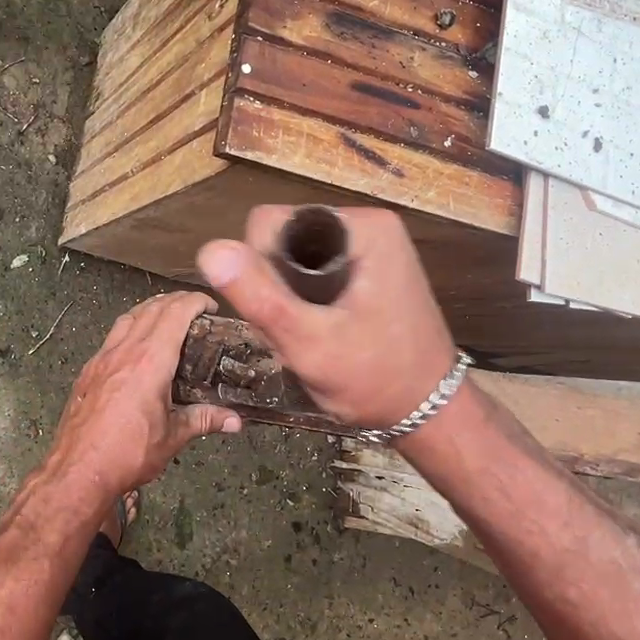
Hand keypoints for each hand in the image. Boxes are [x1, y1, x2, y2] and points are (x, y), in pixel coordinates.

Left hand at [47, 292, 244, 497]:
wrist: (78, 470)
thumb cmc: (128, 453)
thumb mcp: (172, 437)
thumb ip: (203, 420)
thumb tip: (235, 421)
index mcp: (150, 361)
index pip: (175, 314)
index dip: (194, 302)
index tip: (210, 304)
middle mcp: (124, 351)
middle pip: (151, 309)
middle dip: (174, 301)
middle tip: (195, 307)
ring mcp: (102, 358)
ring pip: (127, 318)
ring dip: (149, 309)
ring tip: (167, 315)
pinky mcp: (88, 371)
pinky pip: (112, 337)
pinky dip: (130, 327)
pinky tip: (136, 344)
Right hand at [196, 206, 457, 431]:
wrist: (431, 415)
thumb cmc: (375, 380)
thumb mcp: (308, 343)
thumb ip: (259, 296)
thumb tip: (208, 248)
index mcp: (362, 227)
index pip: (271, 224)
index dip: (258, 268)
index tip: (280, 313)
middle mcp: (369, 224)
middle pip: (283, 239)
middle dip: (275, 285)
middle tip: (298, 332)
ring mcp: (372, 245)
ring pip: (294, 257)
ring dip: (288, 296)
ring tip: (311, 334)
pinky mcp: (372, 266)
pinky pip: (315, 270)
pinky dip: (306, 299)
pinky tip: (320, 330)